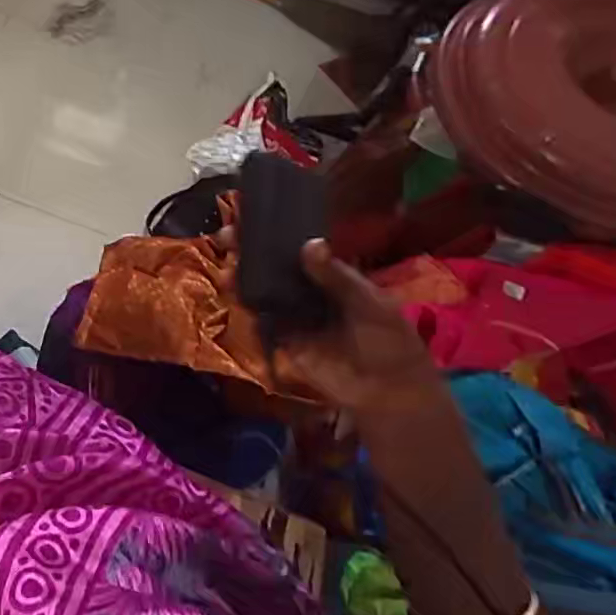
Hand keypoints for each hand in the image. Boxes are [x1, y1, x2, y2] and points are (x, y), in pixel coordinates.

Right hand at [218, 230, 439, 412]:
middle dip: (249, 250)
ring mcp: (294, 314)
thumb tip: (308, 243)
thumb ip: (337, 276)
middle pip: (273, 266)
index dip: (277, 234)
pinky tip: (231, 289)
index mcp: (332, 276)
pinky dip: (244, 302)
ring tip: (225, 263)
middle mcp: (309, 291)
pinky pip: (260, 316)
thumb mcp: (370, 303)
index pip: (299, 248)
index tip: (254, 219)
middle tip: (227, 236)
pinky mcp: (283, 337)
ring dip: (241, 274)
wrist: (389, 395)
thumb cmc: (390, 342)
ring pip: (262, 288)